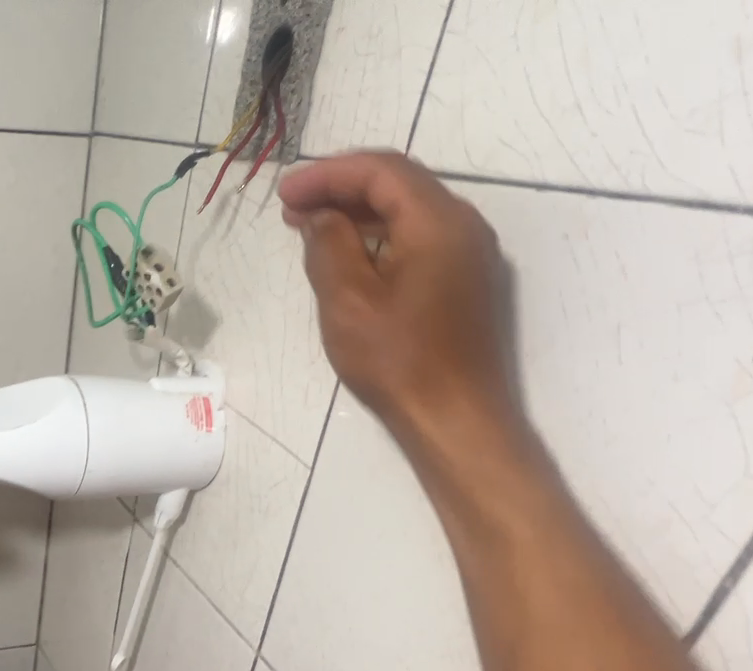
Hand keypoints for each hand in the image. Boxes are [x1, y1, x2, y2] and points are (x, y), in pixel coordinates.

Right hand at [279, 151, 514, 450]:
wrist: (454, 416)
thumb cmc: (397, 360)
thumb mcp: (347, 302)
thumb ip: (329, 247)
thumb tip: (320, 217)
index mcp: (437, 222)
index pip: (381, 171)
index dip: (328, 174)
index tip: (284, 192)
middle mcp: (462, 225)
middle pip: (398, 185)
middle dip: (341, 190)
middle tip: (291, 208)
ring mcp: (468, 254)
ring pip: (408, 213)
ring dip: (357, 214)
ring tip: (309, 229)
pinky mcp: (463, 282)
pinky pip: (417, 240)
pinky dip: (377, 237)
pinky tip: (348, 257)